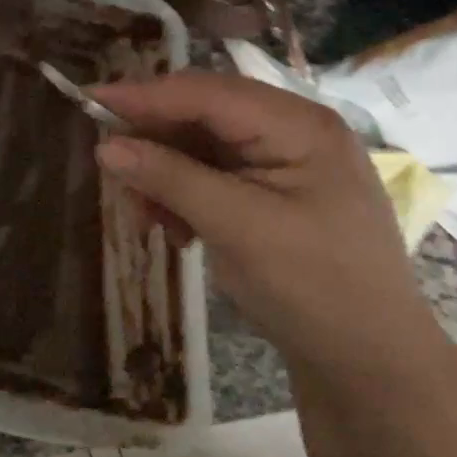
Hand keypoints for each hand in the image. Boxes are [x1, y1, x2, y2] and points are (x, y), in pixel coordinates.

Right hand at [93, 74, 440, 373]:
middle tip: (108, 167)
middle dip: (152, 139)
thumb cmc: (315, 288)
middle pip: (199, 112)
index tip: (86, 101)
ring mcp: (283, 159)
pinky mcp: (271, 189)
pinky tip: (172, 228)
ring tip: (144, 215)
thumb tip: (105, 146)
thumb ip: (170, 179)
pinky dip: (180, 193)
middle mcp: (292, 129)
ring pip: (197, 143)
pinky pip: (208, 172)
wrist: (371, 363)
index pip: (205, 93)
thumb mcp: (237, 228)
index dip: (142, 95)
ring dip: (162, 173)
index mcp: (299, 126)